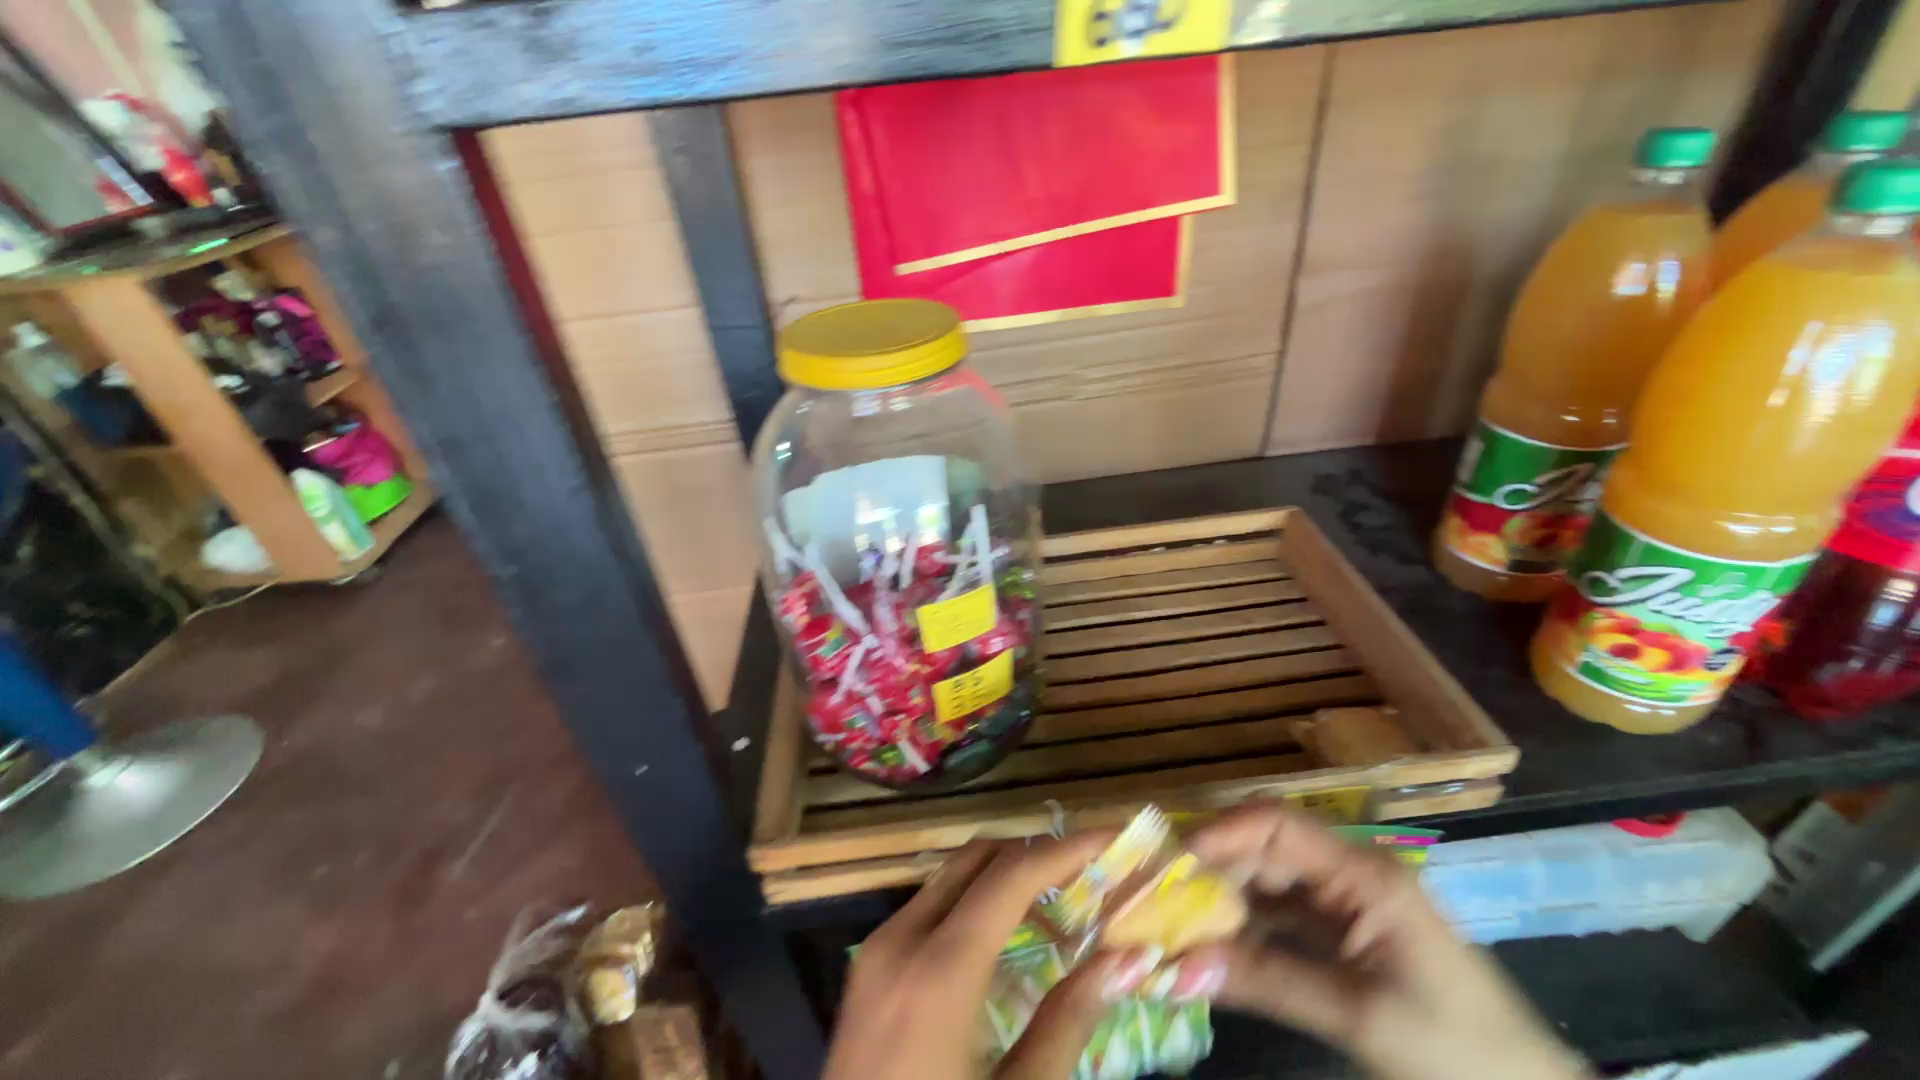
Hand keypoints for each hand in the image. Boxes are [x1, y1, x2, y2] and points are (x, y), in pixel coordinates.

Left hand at [824, 834, 1195, 1079]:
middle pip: (977, 857)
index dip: (1066, 848)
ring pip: (950, 875)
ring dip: (1006, 873)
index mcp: (939, 971)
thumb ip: (1068, 1020)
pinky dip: (975, 899)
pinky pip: (929, 905)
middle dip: (1037, 851)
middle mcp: (900, 938)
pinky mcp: (868, 964)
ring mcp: (876, 947)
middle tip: (1093, 867)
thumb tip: (1127, 959)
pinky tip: (1010, 933)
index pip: (1010, 876)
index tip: (1114, 837)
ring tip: (1062, 896)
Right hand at [1180, 804, 1593, 1079]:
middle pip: (1263, 850)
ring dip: (1219, 902)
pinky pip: (1278, 920)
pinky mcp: (1342, 938)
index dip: (1219, 833)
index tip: (1165, 863)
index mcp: (1363, 875)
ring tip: (1167, 923)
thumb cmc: (1457, 1047)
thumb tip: (1177, 967)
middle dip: (1207, 869)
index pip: (1277, 825)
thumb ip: (1268, 983)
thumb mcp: (1360, 1017)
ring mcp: (1345, 907)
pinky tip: (1207, 951)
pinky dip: (1241, 932)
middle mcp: (1349, 876)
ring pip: (1265, 884)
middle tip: (1152, 897)